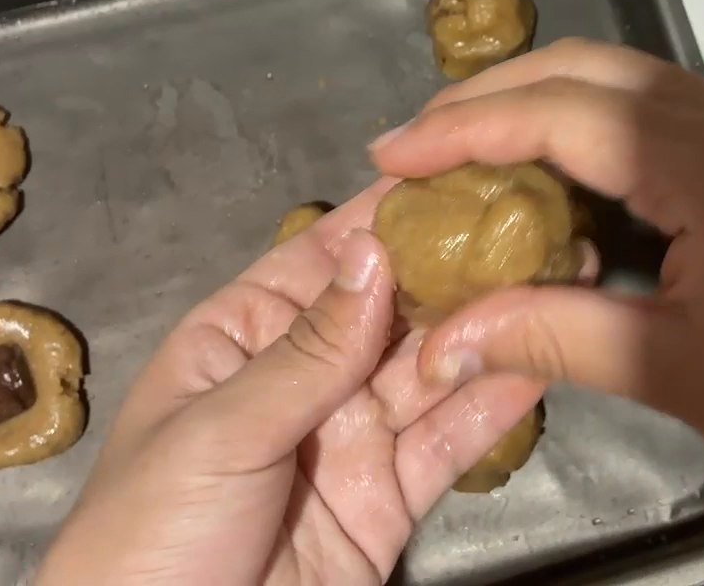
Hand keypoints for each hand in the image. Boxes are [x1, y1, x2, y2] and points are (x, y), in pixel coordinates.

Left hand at [36, 184, 545, 585]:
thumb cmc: (152, 533)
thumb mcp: (217, 431)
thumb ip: (306, 350)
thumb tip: (375, 253)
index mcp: (250, 331)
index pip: (328, 256)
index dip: (387, 214)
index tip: (452, 170)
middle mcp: (310, 369)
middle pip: (392, 306)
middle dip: (455, 265)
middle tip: (525, 221)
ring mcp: (355, 431)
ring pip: (429, 366)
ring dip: (487, 325)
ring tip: (551, 276)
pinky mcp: (391, 495)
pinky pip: (446, 441)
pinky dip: (491, 404)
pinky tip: (536, 362)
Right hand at [370, 38, 703, 522]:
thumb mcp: (677, 371)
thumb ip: (550, 334)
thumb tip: (438, 338)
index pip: (558, 114)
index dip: (462, 127)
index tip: (389, 154)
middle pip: (584, 69)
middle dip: (489, 95)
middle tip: (418, 141)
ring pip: (620, 79)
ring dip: (537, 102)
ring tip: (468, 148)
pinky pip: (657, 107)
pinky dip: (588, 124)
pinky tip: (557, 167)